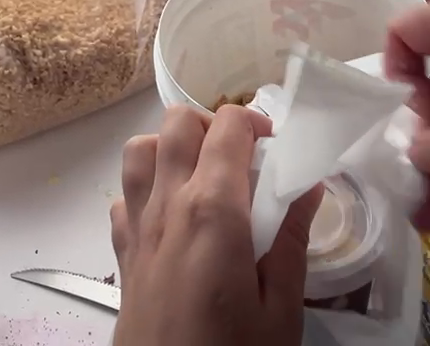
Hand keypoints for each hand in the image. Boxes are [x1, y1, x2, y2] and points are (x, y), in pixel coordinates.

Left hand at [110, 105, 322, 345]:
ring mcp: (137, 225)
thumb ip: (290, 235)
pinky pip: (123, 195)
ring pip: (140, 149)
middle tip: (239, 157)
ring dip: (169, 146)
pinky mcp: (120, 253)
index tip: (274, 146)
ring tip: (200, 174)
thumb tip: (308, 182)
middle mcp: (167, 202)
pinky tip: (169, 215)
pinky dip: (143, 189)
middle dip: (210, 123)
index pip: (227, 126)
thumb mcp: (281, 306)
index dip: (253, 121)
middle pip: (177, 122)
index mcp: (212, 208)